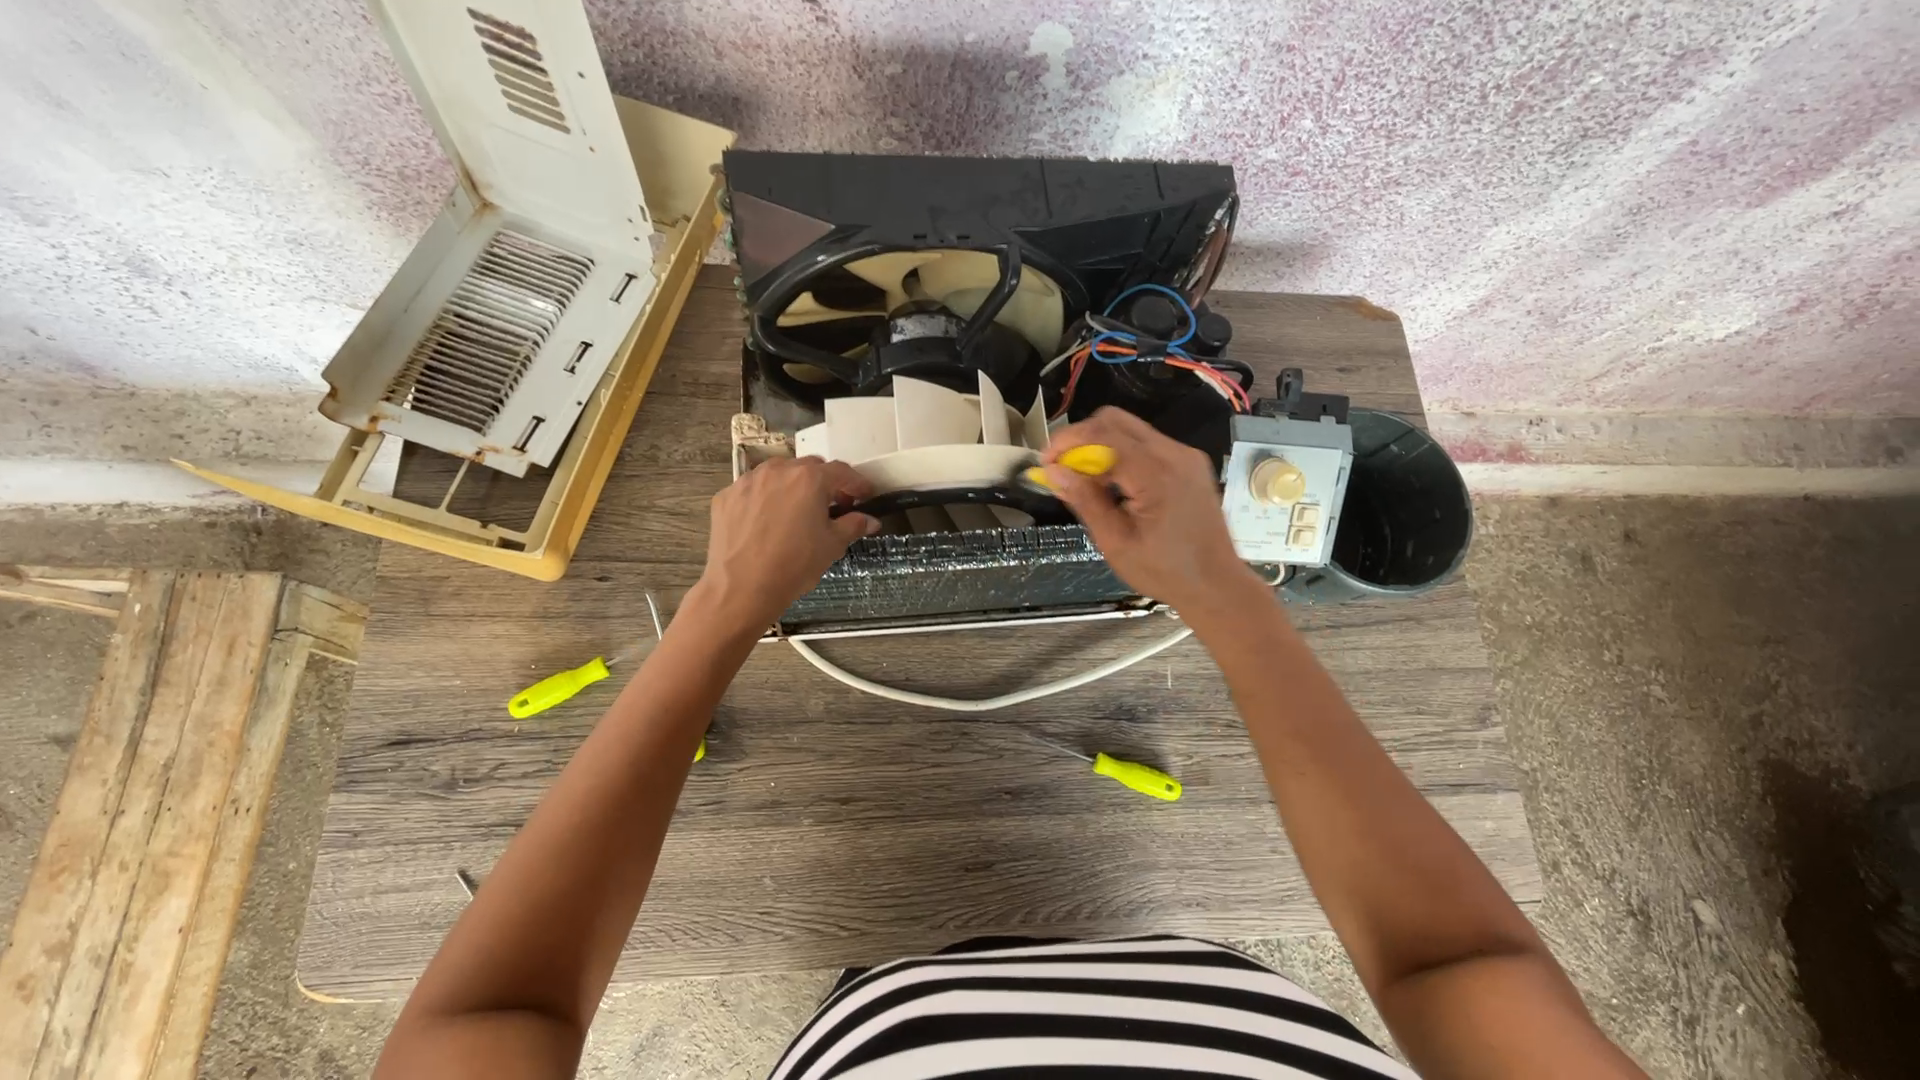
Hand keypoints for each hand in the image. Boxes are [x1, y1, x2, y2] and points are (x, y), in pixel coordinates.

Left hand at [688, 456, 877, 631]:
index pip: (841, 472)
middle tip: (833, 505)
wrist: (742, 588)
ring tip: (798, 512)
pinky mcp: (727, 497)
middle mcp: (777, 471)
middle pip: (809, 467)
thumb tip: (868, 520)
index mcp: (809, 479)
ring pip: (778, 474)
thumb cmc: (792, 566)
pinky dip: (765, 498)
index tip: (864, 494)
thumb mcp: (832, 545)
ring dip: (793, 486)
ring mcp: (748, 482)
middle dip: (824, 483)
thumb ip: (853, 525)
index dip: (857, 483)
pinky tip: (768, 522)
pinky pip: (753, 489)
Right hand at [1044, 407, 1265, 616]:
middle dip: (1082, 438)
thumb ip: (1085, 501)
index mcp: (1156, 473)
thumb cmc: (1165, 571)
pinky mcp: (1189, 464)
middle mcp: (1174, 454)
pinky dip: (1122, 456)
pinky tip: (1112, 486)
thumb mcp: (1115, 542)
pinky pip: (1147, 445)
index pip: (1103, 435)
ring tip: (1085, 482)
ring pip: (1130, 430)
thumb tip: (1055, 472)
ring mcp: (1185, 456)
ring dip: (1101, 447)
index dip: (1068, 441)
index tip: (1046, 461)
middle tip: (1063, 468)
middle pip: (1116, 421)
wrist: (1217, 584)